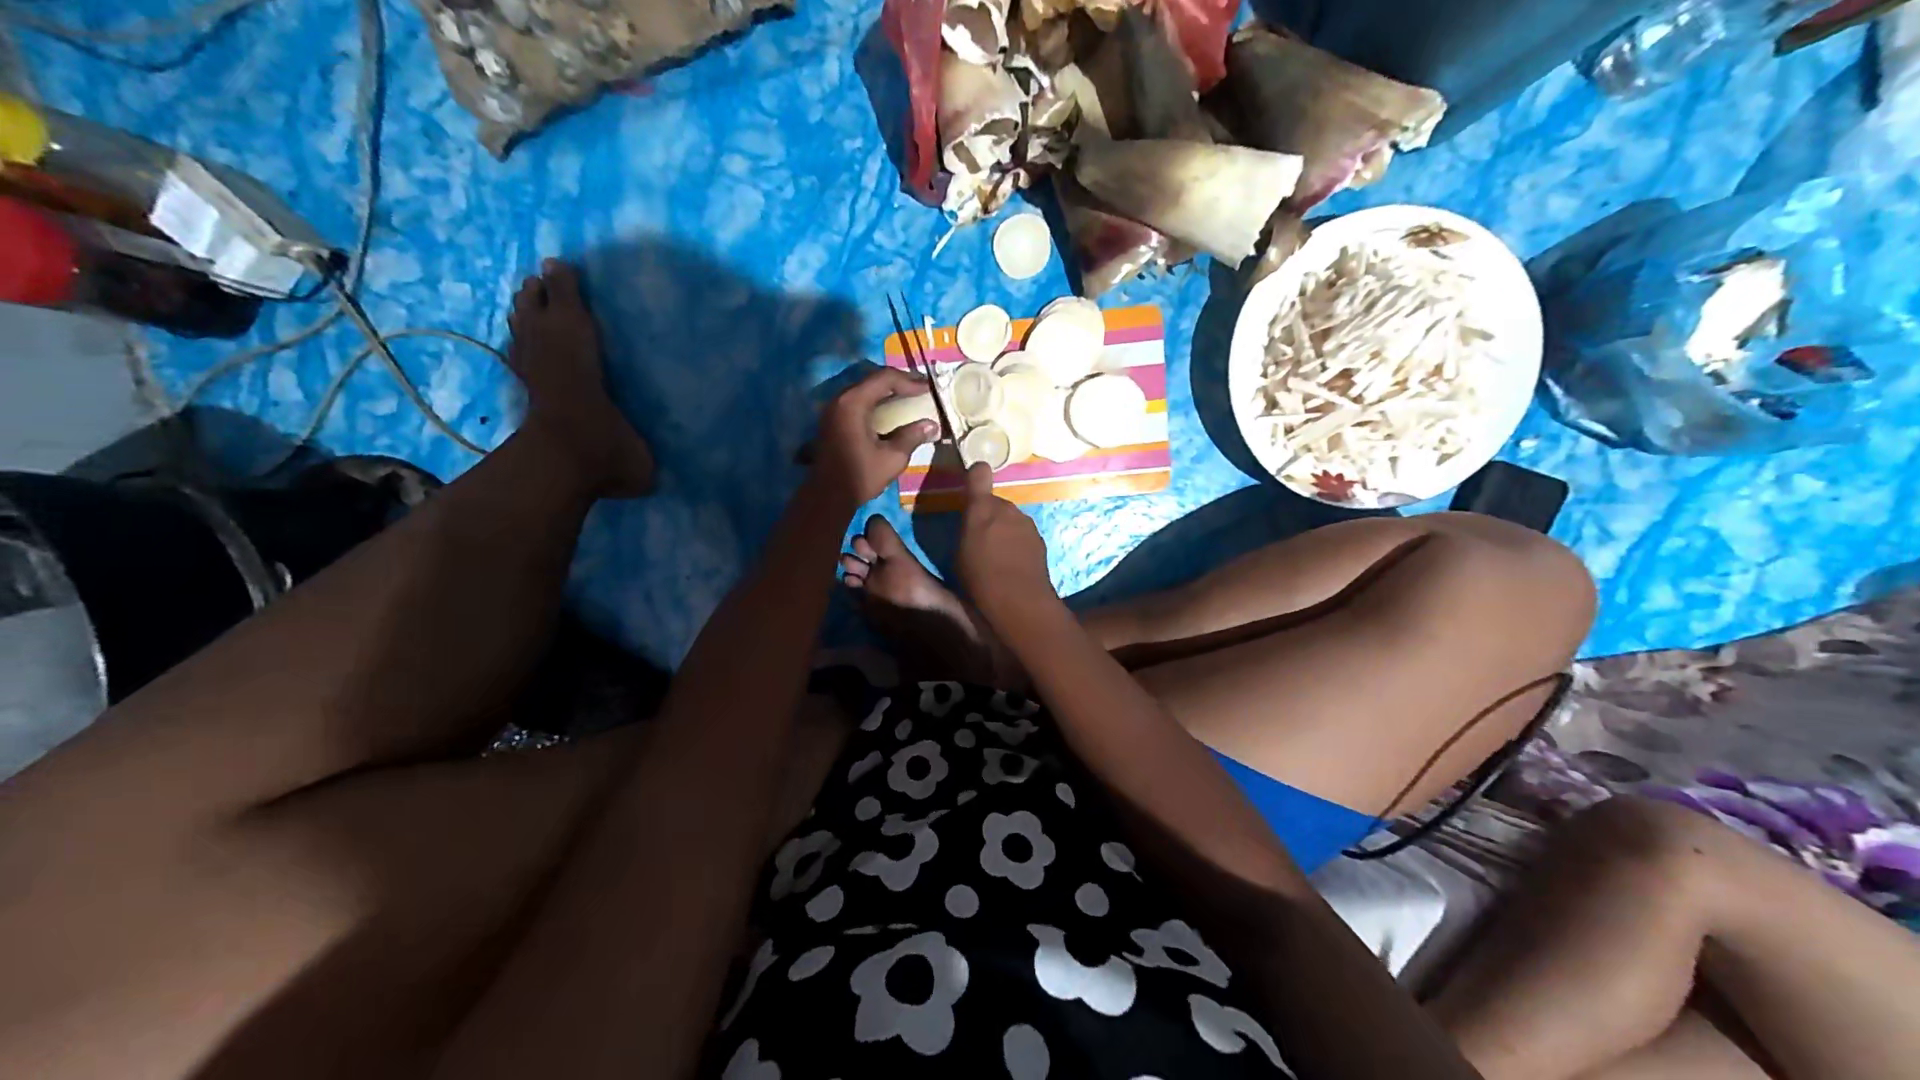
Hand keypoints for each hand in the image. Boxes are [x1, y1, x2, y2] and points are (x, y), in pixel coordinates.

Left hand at [812, 367, 938, 505]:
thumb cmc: (860, 476)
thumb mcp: (893, 457)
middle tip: (920, 388)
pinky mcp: (832, 420)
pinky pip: (857, 401)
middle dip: (898, 382)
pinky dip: (875, 401)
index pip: (884, 378)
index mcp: (853, 403)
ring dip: (886, 391)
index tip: (927, 388)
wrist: (828, 496)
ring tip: (907, 397)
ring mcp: (833, 409)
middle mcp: (840, 399)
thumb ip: (912, 436)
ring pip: (864, 389)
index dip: (909, 380)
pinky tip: (889, 411)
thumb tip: (932, 425)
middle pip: (872, 379)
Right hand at [957, 462, 1055, 619]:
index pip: (979, 474)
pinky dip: (1017, 542)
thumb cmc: (978, 578)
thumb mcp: (959, 553)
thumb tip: (973, 524)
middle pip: (995, 503)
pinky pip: (1023, 533)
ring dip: (1004, 529)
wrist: (1018, 600)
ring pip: (1011, 519)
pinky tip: (1013, 564)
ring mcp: (1026, 522)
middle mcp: (1006, 508)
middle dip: (989, 515)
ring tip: (997, 556)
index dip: (976, 475)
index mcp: (981, 509)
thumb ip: (967, 530)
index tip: (973, 479)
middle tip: (981, 539)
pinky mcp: (1039, 539)